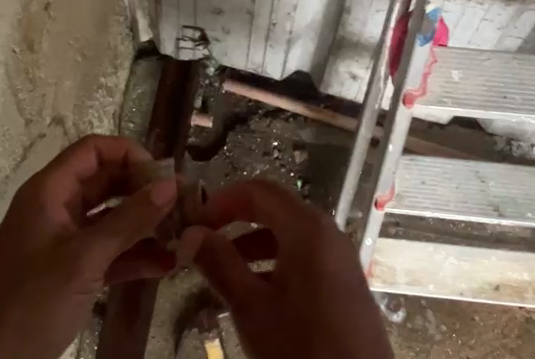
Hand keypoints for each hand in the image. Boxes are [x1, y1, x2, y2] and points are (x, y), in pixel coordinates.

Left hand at [0, 135, 176, 358]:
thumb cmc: (31, 303)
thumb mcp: (84, 260)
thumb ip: (129, 221)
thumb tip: (171, 185)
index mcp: (48, 192)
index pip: (92, 151)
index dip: (129, 154)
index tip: (163, 175)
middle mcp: (55, 208)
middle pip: (105, 183)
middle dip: (144, 192)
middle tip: (184, 205)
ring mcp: (62, 242)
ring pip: (110, 220)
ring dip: (144, 226)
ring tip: (183, 236)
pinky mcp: (68, 273)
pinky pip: (107, 252)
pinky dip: (133, 256)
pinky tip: (166, 265)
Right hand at [176, 179, 391, 358]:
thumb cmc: (302, 346)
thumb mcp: (253, 308)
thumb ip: (220, 265)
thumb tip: (191, 234)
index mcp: (307, 227)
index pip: (259, 191)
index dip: (223, 200)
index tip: (194, 220)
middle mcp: (326, 231)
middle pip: (275, 208)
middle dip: (236, 221)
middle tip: (203, 240)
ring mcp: (338, 255)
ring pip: (288, 234)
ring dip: (253, 243)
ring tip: (222, 269)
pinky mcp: (344, 280)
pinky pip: (304, 254)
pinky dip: (276, 261)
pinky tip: (255, 291)